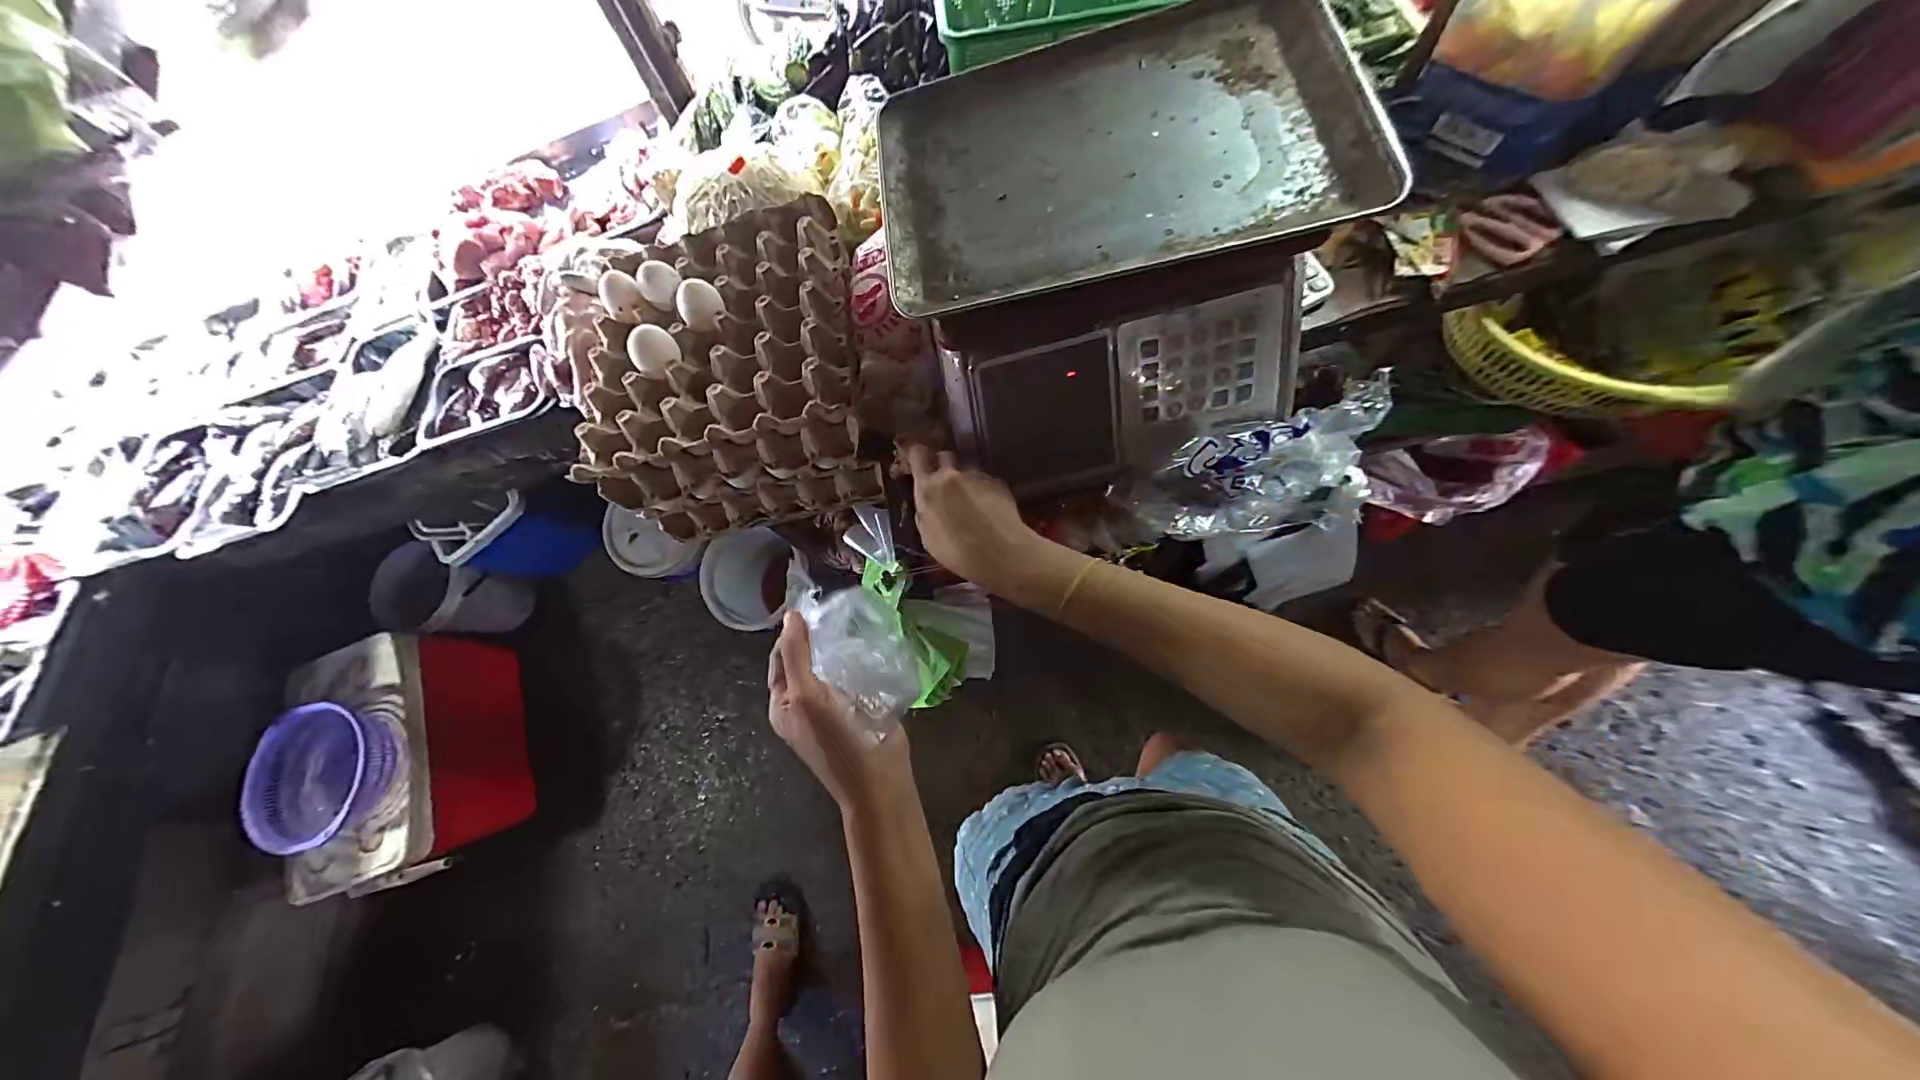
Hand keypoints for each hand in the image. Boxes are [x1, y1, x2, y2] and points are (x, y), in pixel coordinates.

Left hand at [767, 610, 913, 812]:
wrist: (878, 780)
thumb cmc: (836, 740)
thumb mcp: (806, 695)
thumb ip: (796, 655)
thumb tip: (790, 615)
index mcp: (783, 704)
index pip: (780, 657)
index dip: (792, 632)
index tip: (814, 606)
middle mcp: (804, 705)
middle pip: (806, 660)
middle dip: (818, 638)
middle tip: (838, 612)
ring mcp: (832, 707)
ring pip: (832, 667)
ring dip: (841, 648)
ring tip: (856, 623)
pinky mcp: (859, 708)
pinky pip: (854, 677)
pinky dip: (860, 661)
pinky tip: (872, 646)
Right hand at [904, 443, 1044, 589]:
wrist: (1002, 554)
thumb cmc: (958, 553)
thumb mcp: (928, 539)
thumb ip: (924, 514)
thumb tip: (925, 506)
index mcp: (929, 488)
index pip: (917, 455)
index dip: (917, 454)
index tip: (917, 459)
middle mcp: (952, 475)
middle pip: (944, 456)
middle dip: (942, 465)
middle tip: (944, 484)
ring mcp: (977, 476)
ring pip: (966, 470)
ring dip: (964, 481)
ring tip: (970, 503)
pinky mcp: (997, 482)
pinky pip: (984, 481)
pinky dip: (983, 490)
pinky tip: (987, 509)